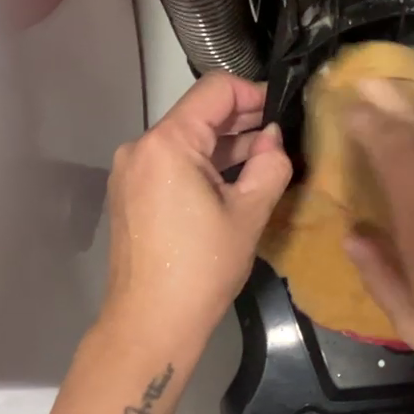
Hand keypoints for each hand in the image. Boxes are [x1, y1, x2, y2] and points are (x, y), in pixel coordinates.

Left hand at [101, 73, 292, 347]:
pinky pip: (171, 163)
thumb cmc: (202, 267)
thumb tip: (274, 139)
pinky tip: (233, 181)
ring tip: (264, 159)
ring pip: (185, 140)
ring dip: (223, 145)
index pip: (215, 90)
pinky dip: (202, 165)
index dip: (254, 93)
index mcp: (167, 143)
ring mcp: (131, 171)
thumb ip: (269, 165)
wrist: (150, 323)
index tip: (283, 112)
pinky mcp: (130, 193)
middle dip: (241, 120)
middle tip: (280, 137)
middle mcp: (141, 147)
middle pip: (197, 113)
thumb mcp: (248, 213)